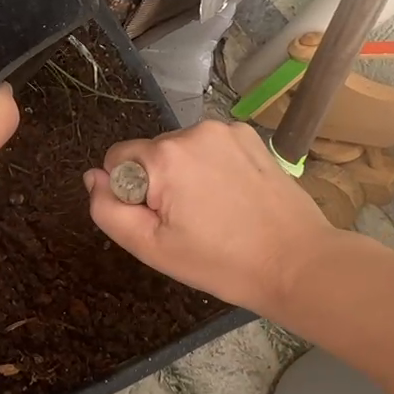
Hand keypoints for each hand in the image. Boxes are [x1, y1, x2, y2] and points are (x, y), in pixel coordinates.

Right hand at [85, 119, 342, 315]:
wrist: (300, 264)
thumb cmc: (222, 263)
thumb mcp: (152, 248)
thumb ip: (109, 210)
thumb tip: (93, 177)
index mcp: (163, 157)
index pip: (116, 161)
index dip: (132, 196)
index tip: (163, 222)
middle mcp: (191, 131)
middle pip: (150, 154)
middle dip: (159, 183)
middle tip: (190, 222)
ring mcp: (224, 130)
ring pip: (180, 150)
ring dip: (186, 174)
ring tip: (215, 211)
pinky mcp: (250, 135)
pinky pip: (210, 146)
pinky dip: (213, 166)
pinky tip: (234, 195)